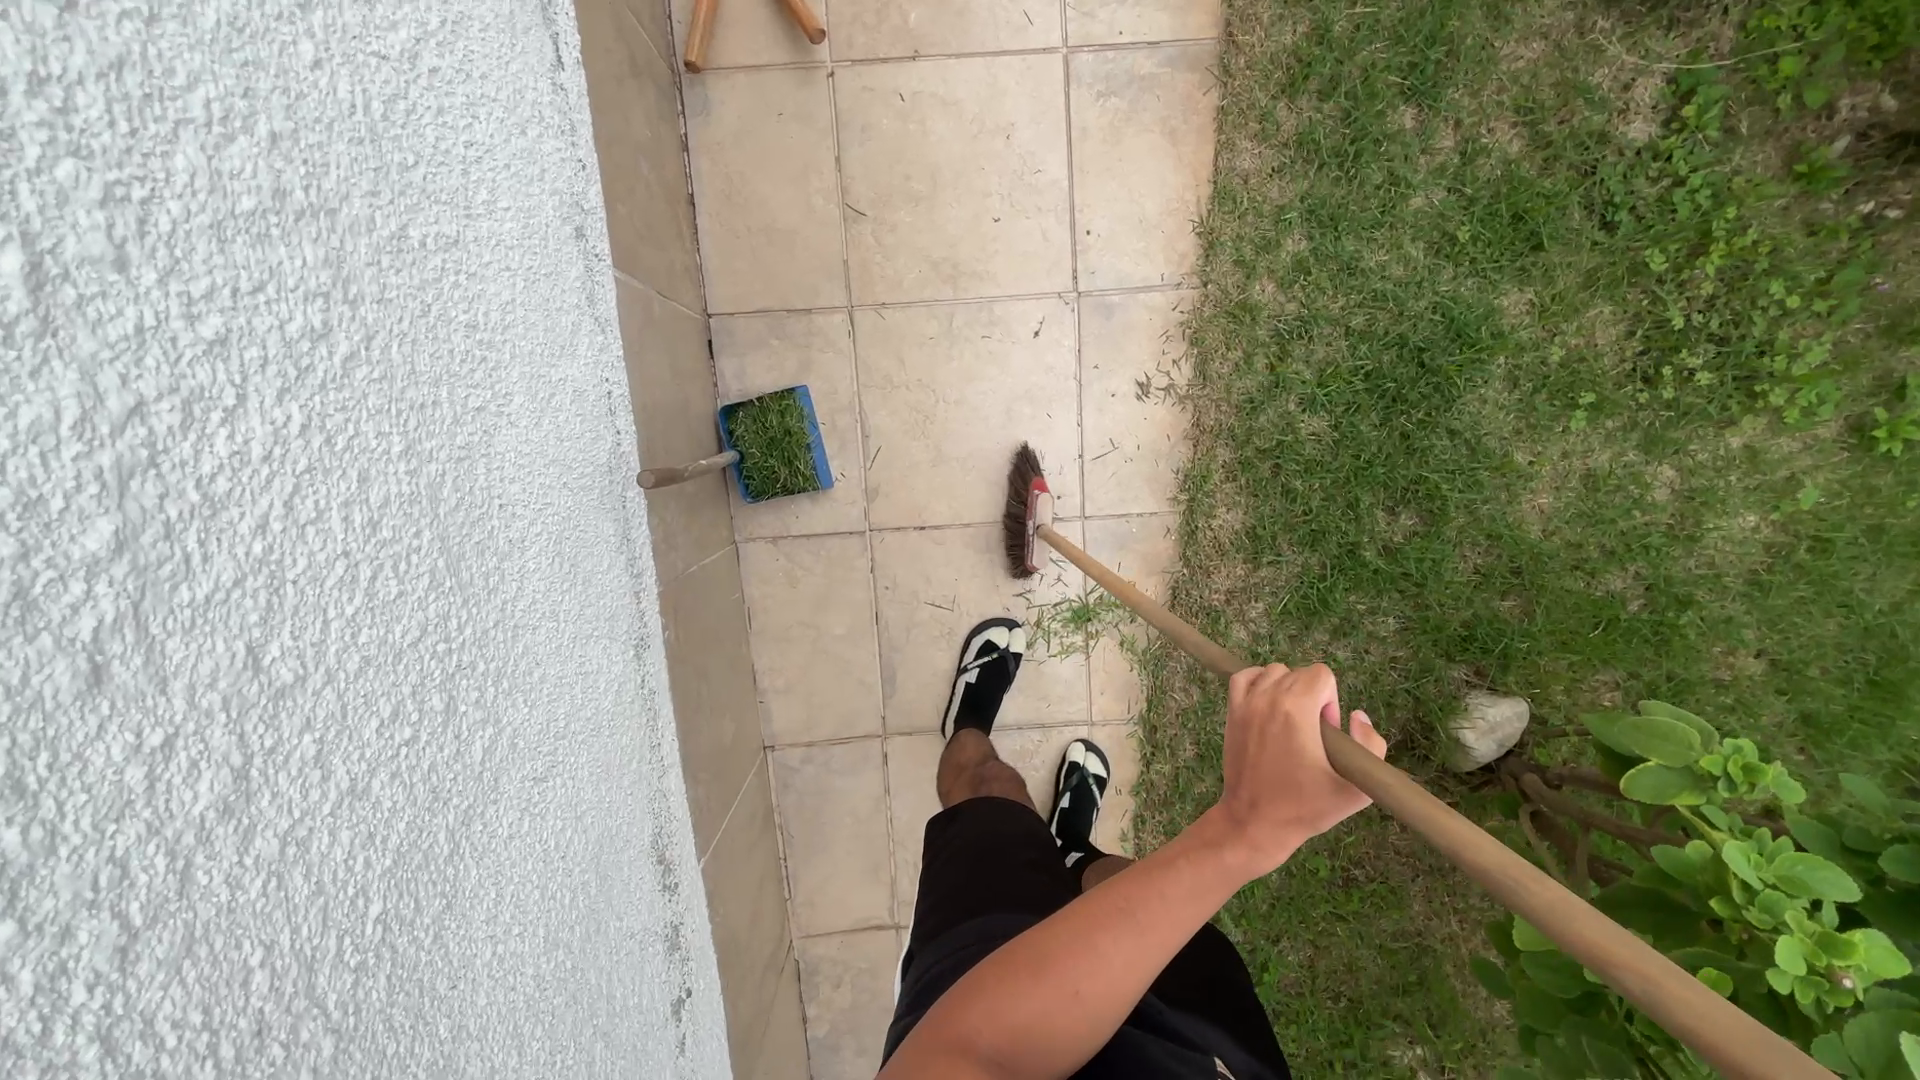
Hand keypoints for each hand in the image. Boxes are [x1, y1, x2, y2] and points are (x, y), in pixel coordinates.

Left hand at [1205, 663, 1387, 876]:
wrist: (1255, 820)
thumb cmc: (1306, 807)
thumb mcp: (1356, 788)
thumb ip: (1371, 745)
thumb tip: (1357, 715)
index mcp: (1295, 709)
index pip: (1322, 674)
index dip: (1332, 701)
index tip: (1327, 733)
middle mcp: (1267, 698)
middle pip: (1300, 673)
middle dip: (1314, 698)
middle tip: (1313, 736)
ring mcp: (1245, 703)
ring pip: (1273, 671)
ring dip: (1288, 690)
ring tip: (1293, 723)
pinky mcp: (1232, 713)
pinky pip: (1243, 677)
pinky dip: (1259, 682)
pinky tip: (1270, 705)